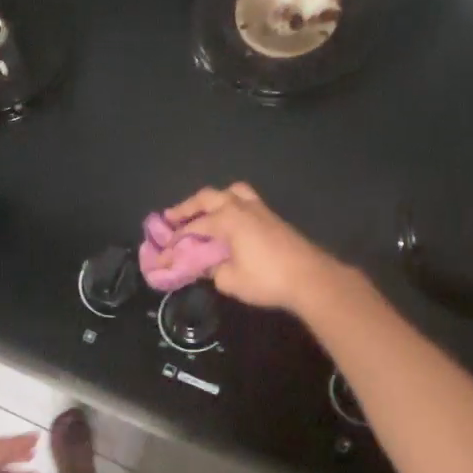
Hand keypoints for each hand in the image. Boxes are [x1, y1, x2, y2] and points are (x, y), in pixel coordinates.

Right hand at [164, 183, 346, 313]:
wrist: (309, 278)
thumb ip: (212, 270)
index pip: (194, 226)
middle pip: (208, 197)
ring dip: (214, 199)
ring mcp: (260, 210)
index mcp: (228, 220)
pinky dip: (230, 206)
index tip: (164, 250)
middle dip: (187, 207)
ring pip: (231, 192)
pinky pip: (245, 201)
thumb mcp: (230, 281)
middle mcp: (241, 208)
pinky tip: (227, 223)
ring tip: (204, 212)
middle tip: (171, 218)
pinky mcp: (272, 218)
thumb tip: (206, 265)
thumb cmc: (266, 279)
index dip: (176, 239)